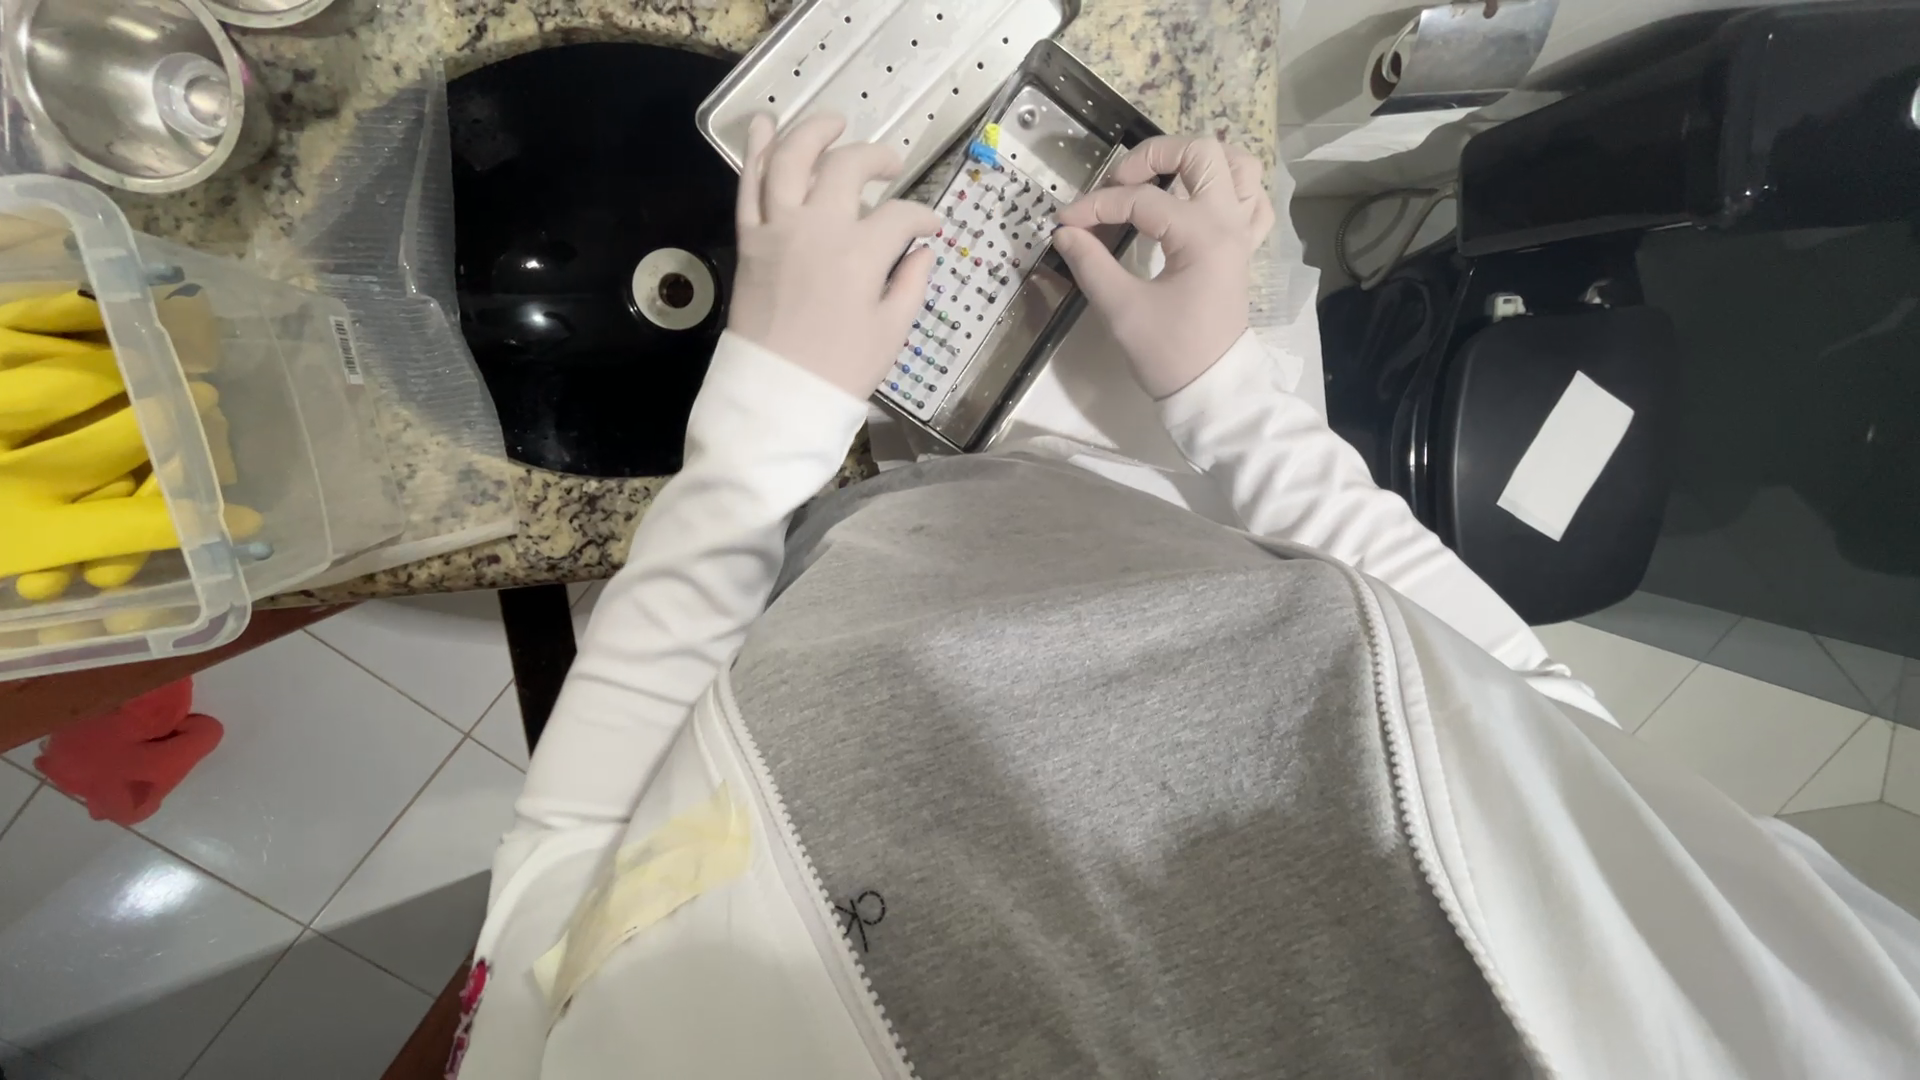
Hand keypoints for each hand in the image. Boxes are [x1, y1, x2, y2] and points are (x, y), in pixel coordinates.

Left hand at [729, 113, 939, 399]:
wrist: (779, 395)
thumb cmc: (841, 370)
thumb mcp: (891, 333)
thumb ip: (911, 285)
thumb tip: (924, 251)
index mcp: (860, 255)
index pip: (900, 216)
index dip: (922, 218)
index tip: (932, 228)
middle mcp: (818, 227)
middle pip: (847, 168)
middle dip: (876, 157)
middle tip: (891, 162)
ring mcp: (778, 229)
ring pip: (792, 159)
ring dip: (814, 130)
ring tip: (833, 122)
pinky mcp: (749, 240)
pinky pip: (749, 184)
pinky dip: (757, 150)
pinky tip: (766, 126)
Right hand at [1053, 135, 1276, 399]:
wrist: (1208, 389)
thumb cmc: (1166, 353)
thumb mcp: (1121, 309)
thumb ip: (1091, 263)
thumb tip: (1065, 233)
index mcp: (1202, 235)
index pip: (1142, 200)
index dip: (1096, 206)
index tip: (1064, 222)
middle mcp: (1229, 222)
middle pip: (1201, 153)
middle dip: (1153, 156)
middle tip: (1118, 183)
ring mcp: (1242, 233)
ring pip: (1236, 165)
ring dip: (1197, 162)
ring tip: (1161, 179)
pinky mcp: (1242, 249)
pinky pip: (1250, 199)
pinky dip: (1227, 187)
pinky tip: (1199, 199)